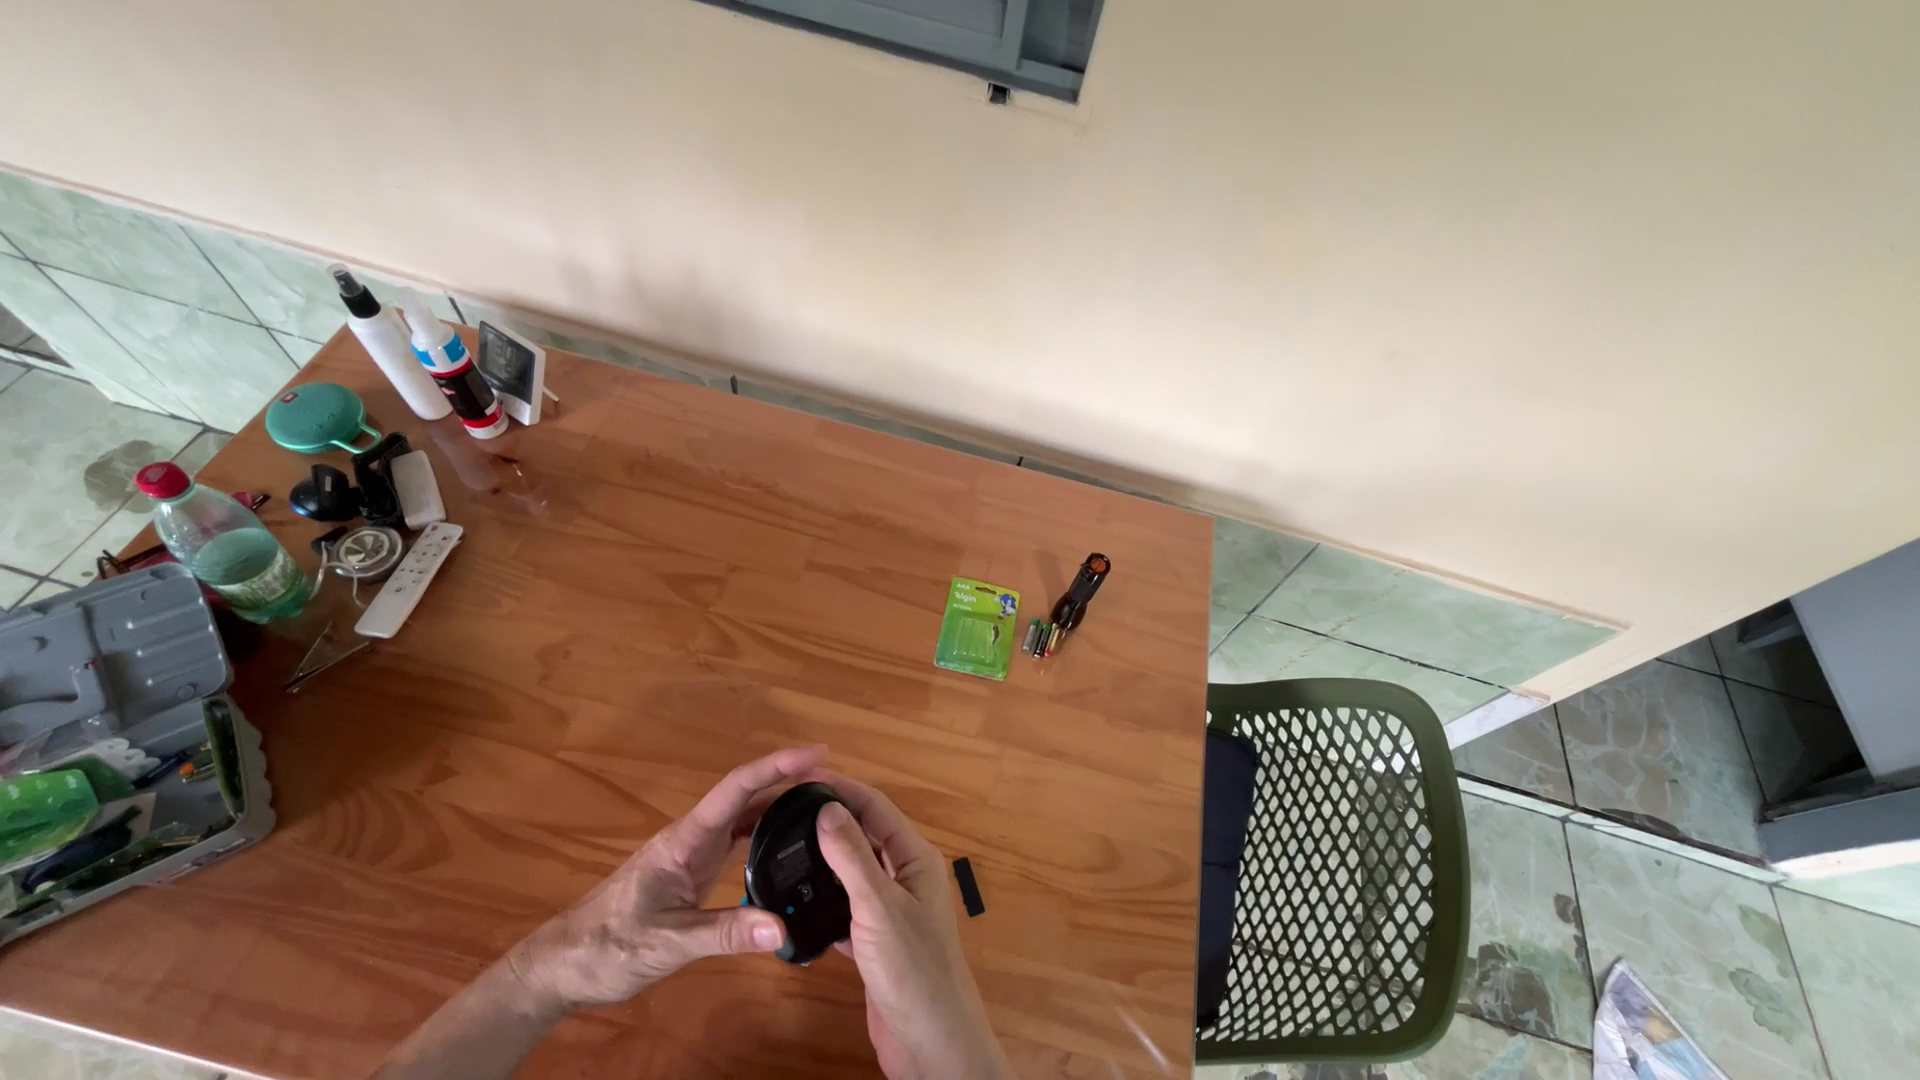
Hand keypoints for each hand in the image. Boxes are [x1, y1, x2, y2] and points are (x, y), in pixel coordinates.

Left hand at [505, 745, 825, 1010]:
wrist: (565, 964)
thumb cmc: (607, 947)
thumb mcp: (668, 943)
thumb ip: (724, 933)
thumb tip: (782, 928)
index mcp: (686, 839)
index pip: (738, 788)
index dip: (777, 765)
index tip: (817, 753)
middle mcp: (694, 836)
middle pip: (748, 796)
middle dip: (791, 781)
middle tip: (837, 785)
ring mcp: (693, 852)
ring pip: (745, 817)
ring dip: (781, 806)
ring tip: (822, 809)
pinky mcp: (693, 870)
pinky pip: (738, 841)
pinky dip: (767, 835)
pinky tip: (789, 848)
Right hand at [811, 771, 1012, 1079]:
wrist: (930, 1042)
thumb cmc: (914, 969)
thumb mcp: (879, 907)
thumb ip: (853, 857)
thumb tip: (828, 806)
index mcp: (915, 858)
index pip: (875, 807)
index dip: (840, 787)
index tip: (800, 775)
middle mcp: (905, 875)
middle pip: (864, 833)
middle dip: (829, 817)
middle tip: (785, 807)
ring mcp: (891, 908)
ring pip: (853, 869)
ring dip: (824, 856)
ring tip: (784, 845)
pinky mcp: (874, 938)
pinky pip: (845, 904)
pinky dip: (822, 898)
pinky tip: (794, 898)